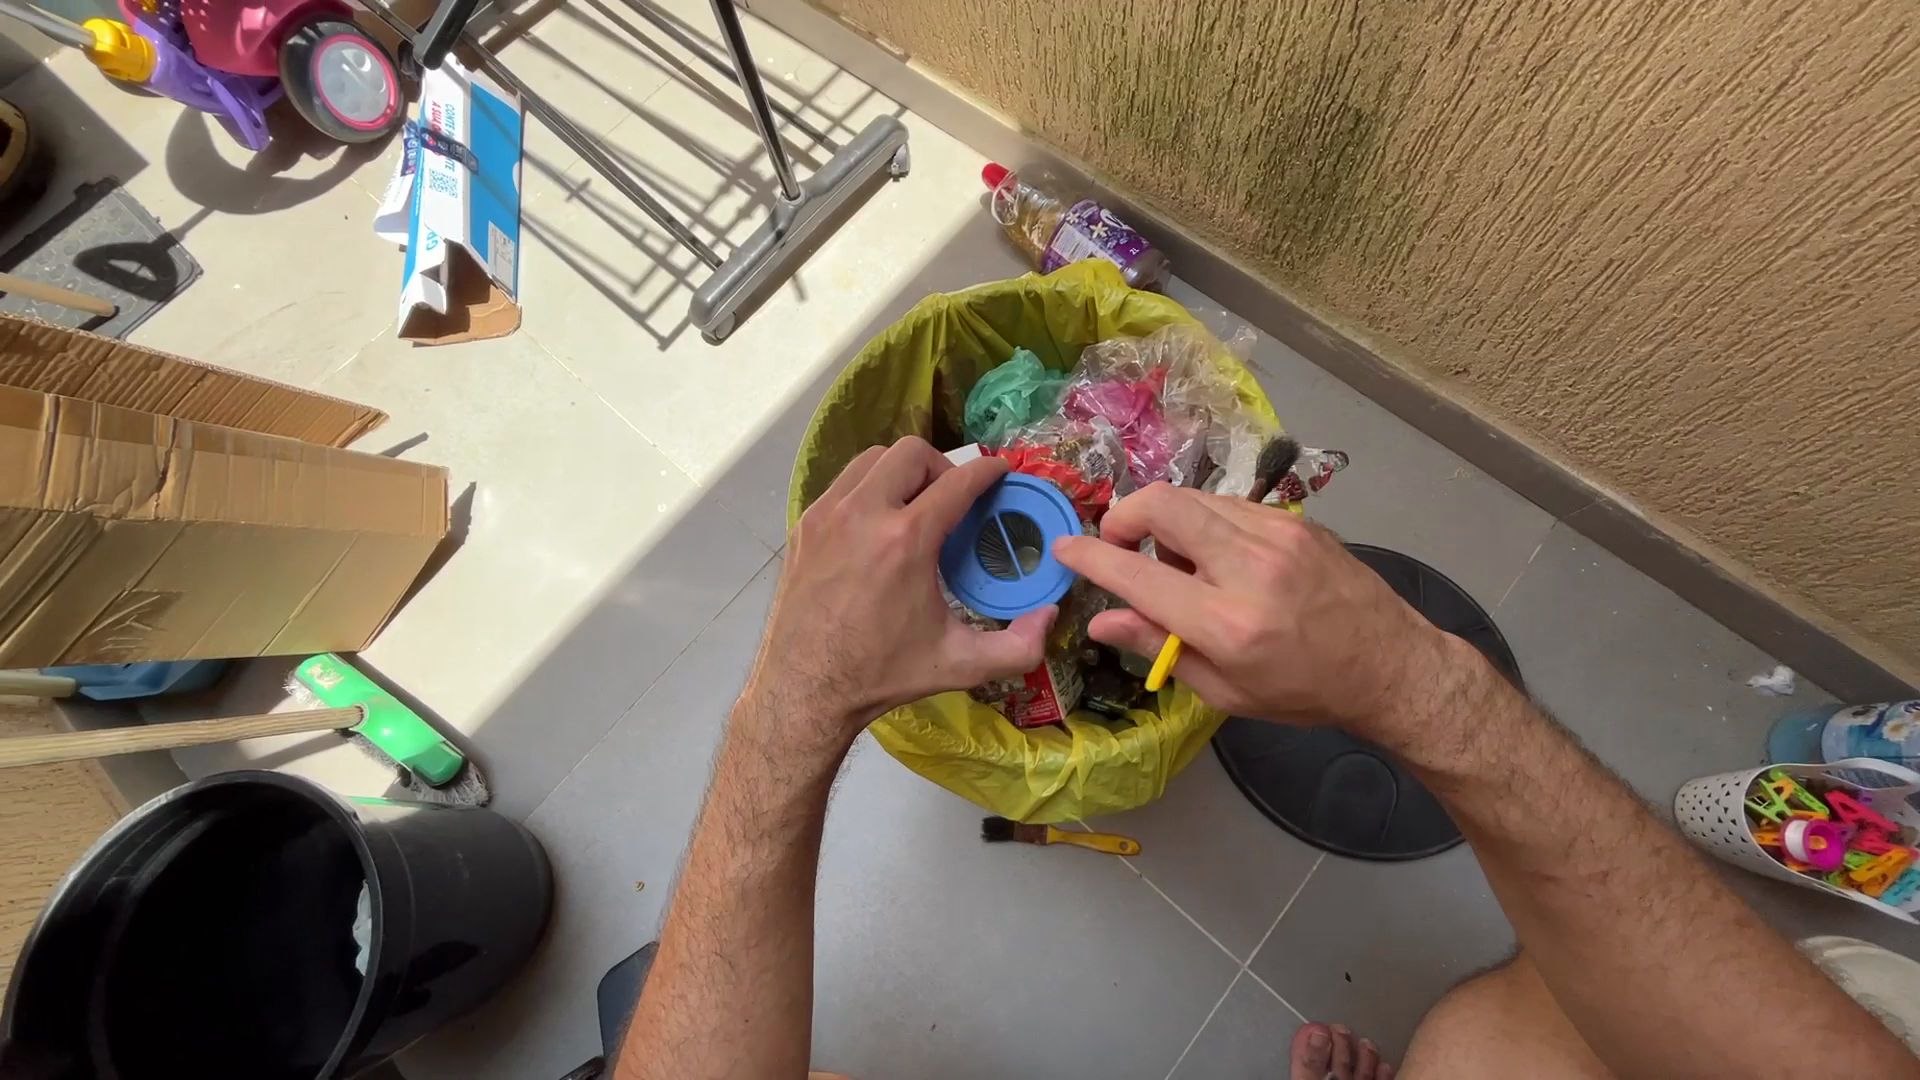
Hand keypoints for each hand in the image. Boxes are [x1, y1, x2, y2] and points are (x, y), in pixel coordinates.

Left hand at [745, 437, 1054, 749]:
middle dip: (942, 467)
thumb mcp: (961, 665)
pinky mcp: (804, 525)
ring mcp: (826, 515)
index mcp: (906, 540)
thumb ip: (1019, 646)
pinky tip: (878, 525)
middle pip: (912, 453)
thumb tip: (1050, 615)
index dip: (988, 471)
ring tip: (915, 505)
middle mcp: (863, 514)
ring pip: (872, 459)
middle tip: (953, 500)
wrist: (805, 688)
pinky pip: (843, 484)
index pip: (958, 481)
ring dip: (902, 471)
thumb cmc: (884, 674)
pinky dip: (868, 489)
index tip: (1001, 472)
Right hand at [1053, 483, 1465, 747]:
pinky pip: (1225, 505)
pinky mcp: (1294, 520)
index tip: (1064, 548)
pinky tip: (1215, 556)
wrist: (1392, 666)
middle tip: (1119, 544)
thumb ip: (1158, 647)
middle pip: (1163, 504)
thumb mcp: (1223, 690)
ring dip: (1164, 521)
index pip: (1137, 575)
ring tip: (1176, 562)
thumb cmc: (1302, 691)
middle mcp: (1250, 566)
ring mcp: (1277, 534)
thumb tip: (1100, 620)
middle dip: (1124, 515)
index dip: (1090, 557)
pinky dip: (1201, 522)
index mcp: (1227, 623)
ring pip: (1192, 497)